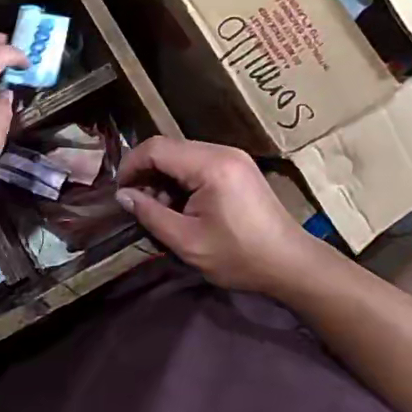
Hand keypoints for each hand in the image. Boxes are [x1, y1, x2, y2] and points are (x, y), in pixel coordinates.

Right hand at [115, 135, 330, 296]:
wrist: (290, 264)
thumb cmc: (238, 256)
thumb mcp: (187, 241)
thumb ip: (151, 214)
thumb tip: (123, 196)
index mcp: (211, 165)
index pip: (156, 148)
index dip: (131, 166)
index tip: (121, 192)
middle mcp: (222, 151)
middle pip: (169, 148)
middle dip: (146, 172)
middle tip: (138, 204)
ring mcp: (233, 157)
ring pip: (182, 155)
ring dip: (163, 177)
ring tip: (159, 209)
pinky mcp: (238, 167)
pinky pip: (198, 162)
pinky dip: (181, 179)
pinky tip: (181, 205)